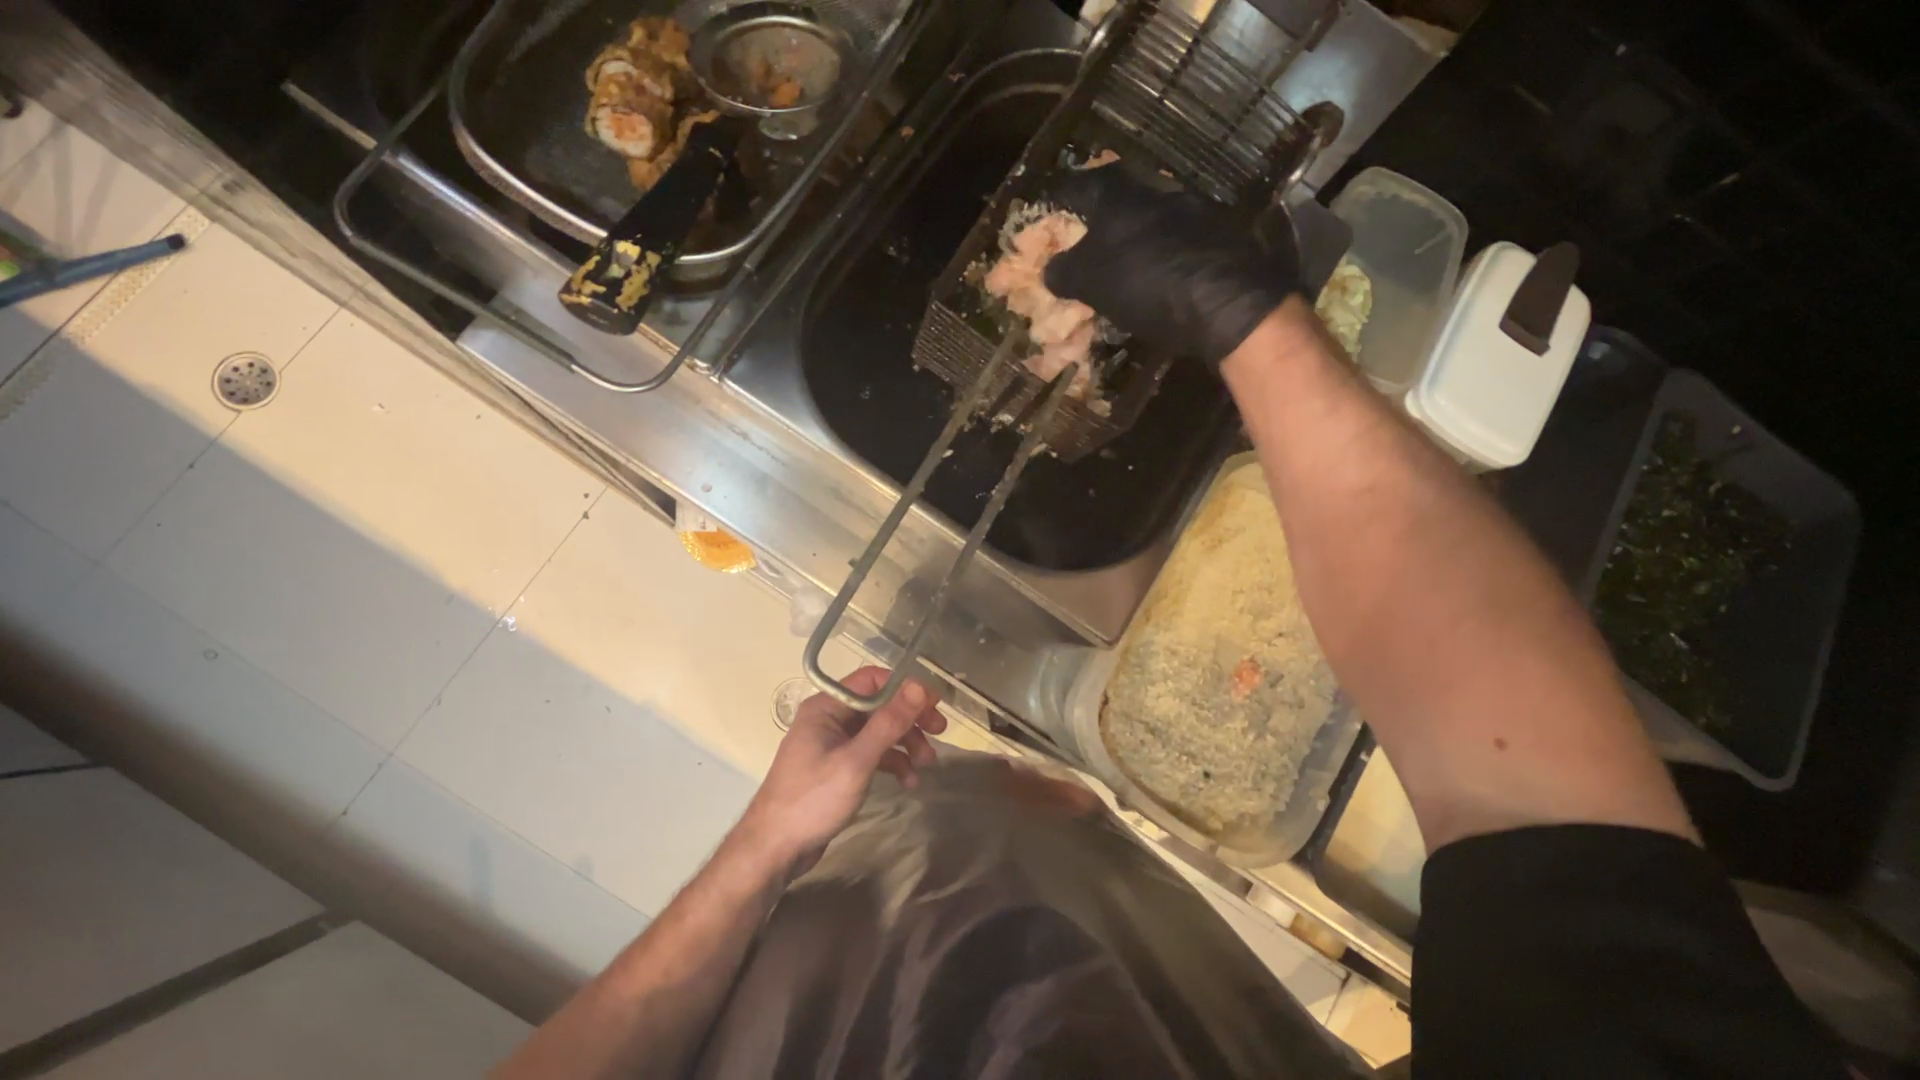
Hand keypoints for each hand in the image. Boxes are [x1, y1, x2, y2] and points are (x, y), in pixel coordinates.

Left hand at [731, 667, 945, 875]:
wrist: (775, 848)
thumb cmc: (813, 799)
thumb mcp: (856, 760)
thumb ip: (888, 723)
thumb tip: (918, 686)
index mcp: (826, 707)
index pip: (872, 681)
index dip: (905, 688)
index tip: (935, 704)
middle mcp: (828, 718)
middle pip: (879, 706)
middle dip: (910, 719)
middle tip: (940, 732)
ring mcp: (832, 744)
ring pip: (878, 732)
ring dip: (904, 744)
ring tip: (927, 764)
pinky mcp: (837, 767)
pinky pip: (871, 754)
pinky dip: (891, 763)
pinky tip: (908, 782)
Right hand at [1043, 167, 1299, 368]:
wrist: (1227, 301)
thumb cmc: (1144, 283)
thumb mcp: (1089, 283)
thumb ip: (1064, 273)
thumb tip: (1050, 269)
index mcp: (1118, 194)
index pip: (1079, 183)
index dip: (1061, 195)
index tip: (1051, 205)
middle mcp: (1157, 190)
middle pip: (1121, 197)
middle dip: (1104, 217)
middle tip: (1089, 238)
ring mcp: (1195, 209)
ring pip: (1155, 217)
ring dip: (1140, 235)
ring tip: (1127, 260)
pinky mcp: (1223, 235)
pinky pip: (1183, 240)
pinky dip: (1168, 253)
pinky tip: (1165, 275)